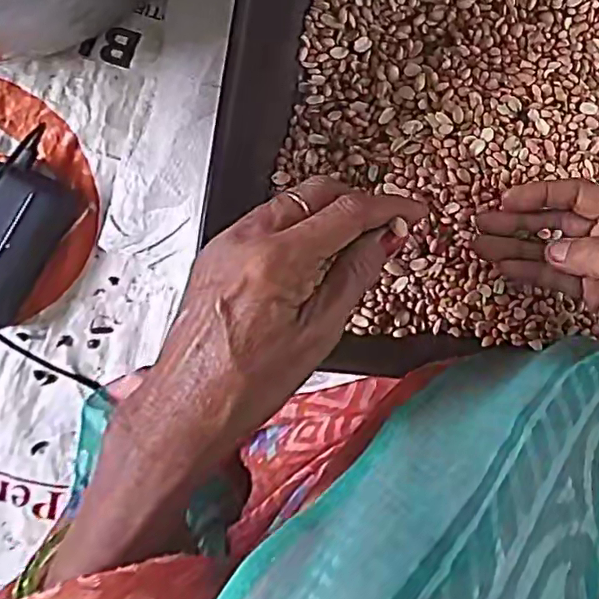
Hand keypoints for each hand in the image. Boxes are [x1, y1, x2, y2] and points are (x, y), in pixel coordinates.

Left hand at [152, 177, 427, 435]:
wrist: (186, 408)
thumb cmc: (247, 385)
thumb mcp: (319, 333)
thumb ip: (355, 274)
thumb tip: (385, 239)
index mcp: (277, 260)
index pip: (348, 211)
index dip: (389, 206)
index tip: (412, 211)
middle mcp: (247, 238)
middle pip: (319, 190)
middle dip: (359, 201)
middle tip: (386, 226)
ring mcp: (227, 240)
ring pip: (293, 200)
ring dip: (329, 211)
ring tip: (353, 244)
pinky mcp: (218, 250)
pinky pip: (269, 218)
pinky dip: (300, 224)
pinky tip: (314, 254)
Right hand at [472, 179, 598, 378]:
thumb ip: (594, 257)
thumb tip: (551, 249)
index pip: (576, 195)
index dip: (541, 193)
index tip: (509, 199)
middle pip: (554, 220)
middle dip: (518, 220)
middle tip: (483, 222)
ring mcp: (596, 264)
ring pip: (548, 248)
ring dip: (516, 246)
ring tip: (482, 244)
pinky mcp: (590, 291)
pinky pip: (553, 276)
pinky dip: (529, 272)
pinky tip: (504, 268)